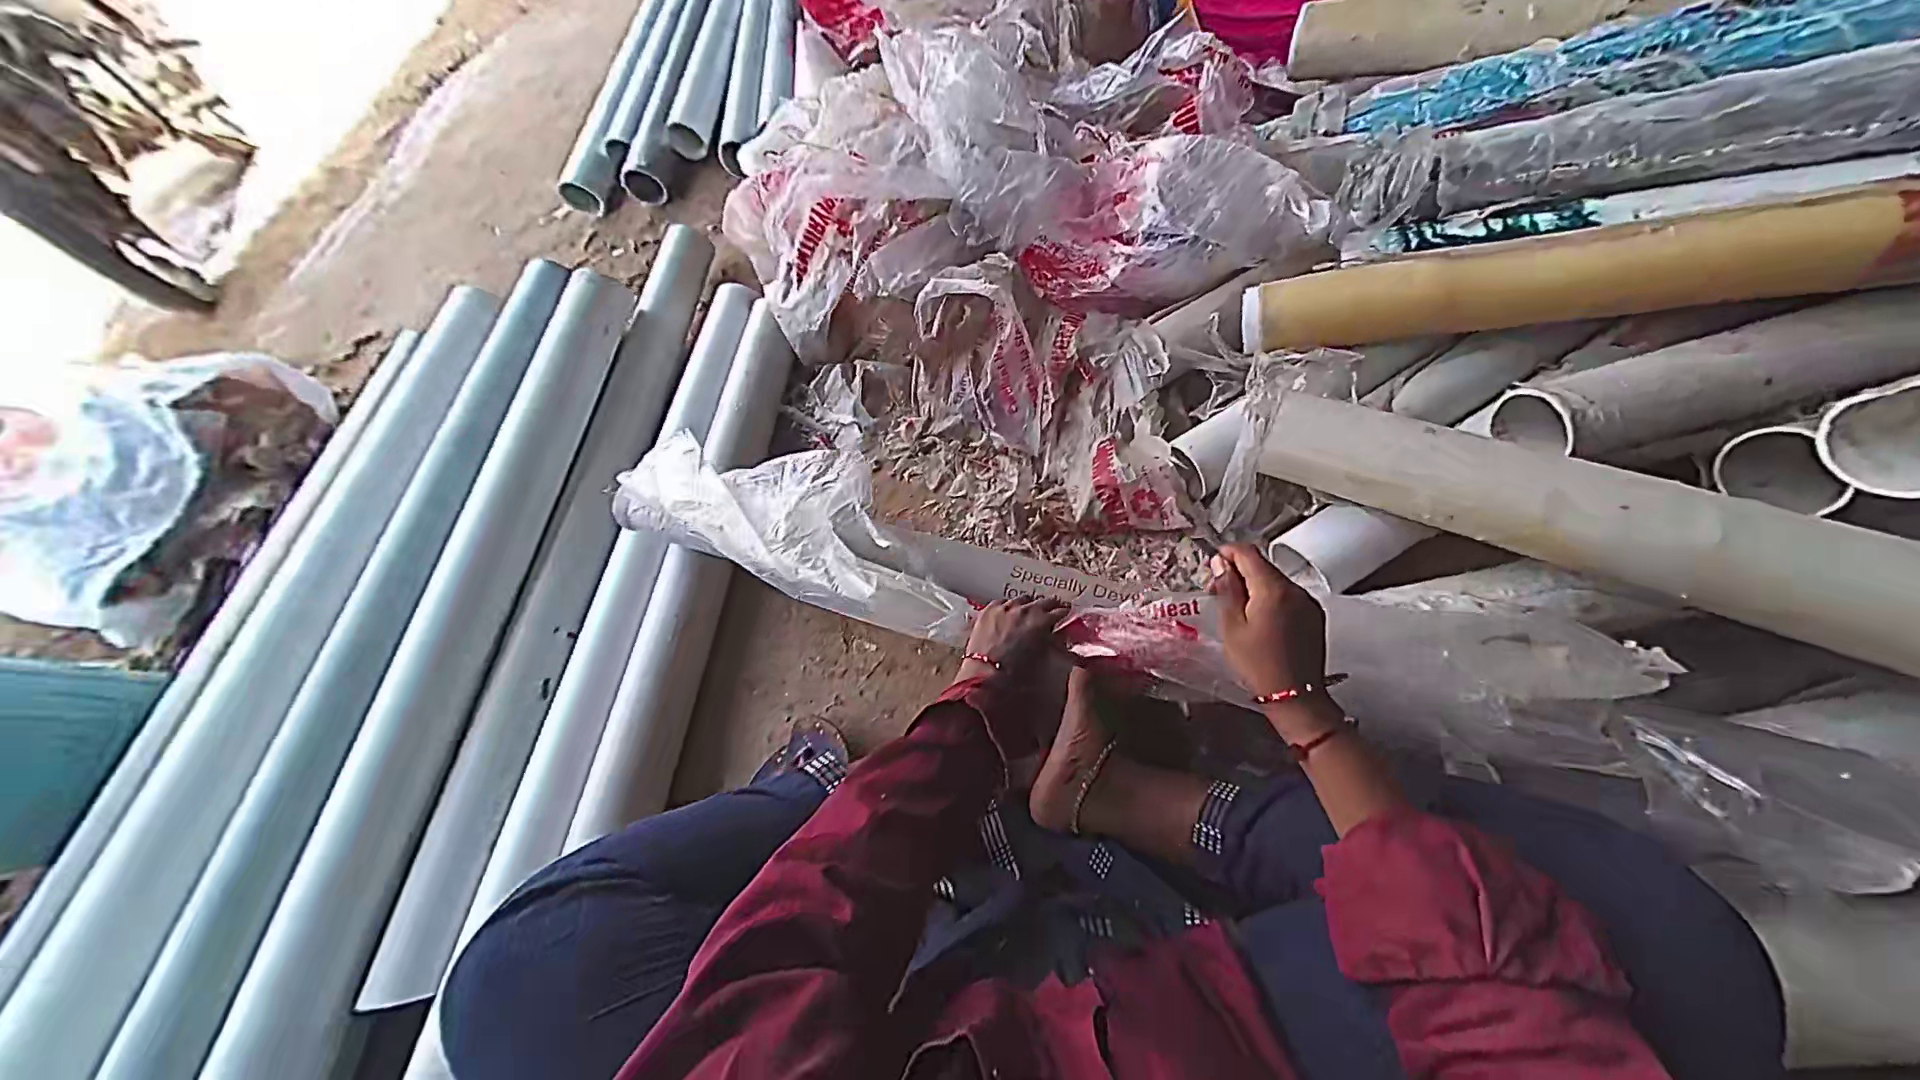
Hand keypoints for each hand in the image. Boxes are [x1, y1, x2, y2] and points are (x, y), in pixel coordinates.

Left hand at [959, 597, 1069, 681]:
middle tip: (1052, 614)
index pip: (1061, 612)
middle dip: (1050, 608)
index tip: (1067, 618)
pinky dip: (1009, 608)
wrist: (984, 677)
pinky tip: (1008, 615)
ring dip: (1029, 606)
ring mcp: (1005, 608)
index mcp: (1042, 621)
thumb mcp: (1045, 661)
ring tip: (1029, 615)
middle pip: (1044, 602)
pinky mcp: (988, 611)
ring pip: (1023, 600)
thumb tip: (1060, 638)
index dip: (1065, 616)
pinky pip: (1003, 603)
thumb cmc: (1016, 676)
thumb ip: (1055, 645)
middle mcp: (1024, 610)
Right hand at [1208, 544, 1326, 700]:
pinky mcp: (1314, 615)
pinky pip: (1288, 596)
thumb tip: (1221, 564)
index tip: (1213, 564)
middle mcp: (1295, 590)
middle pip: (1263, 565)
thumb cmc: (1258, 665)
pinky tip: (1259, 618)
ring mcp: (1308, 603)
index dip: (1227, 553)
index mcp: (1273, 590)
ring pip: (1275, 580)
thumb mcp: (1231, 626)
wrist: (1295, 696)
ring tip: (1238, 608)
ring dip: (1255, 585)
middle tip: (1219, 590)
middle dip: (1239, 571)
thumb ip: (1227, 589)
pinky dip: (1271, 598)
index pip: (1248, 553)